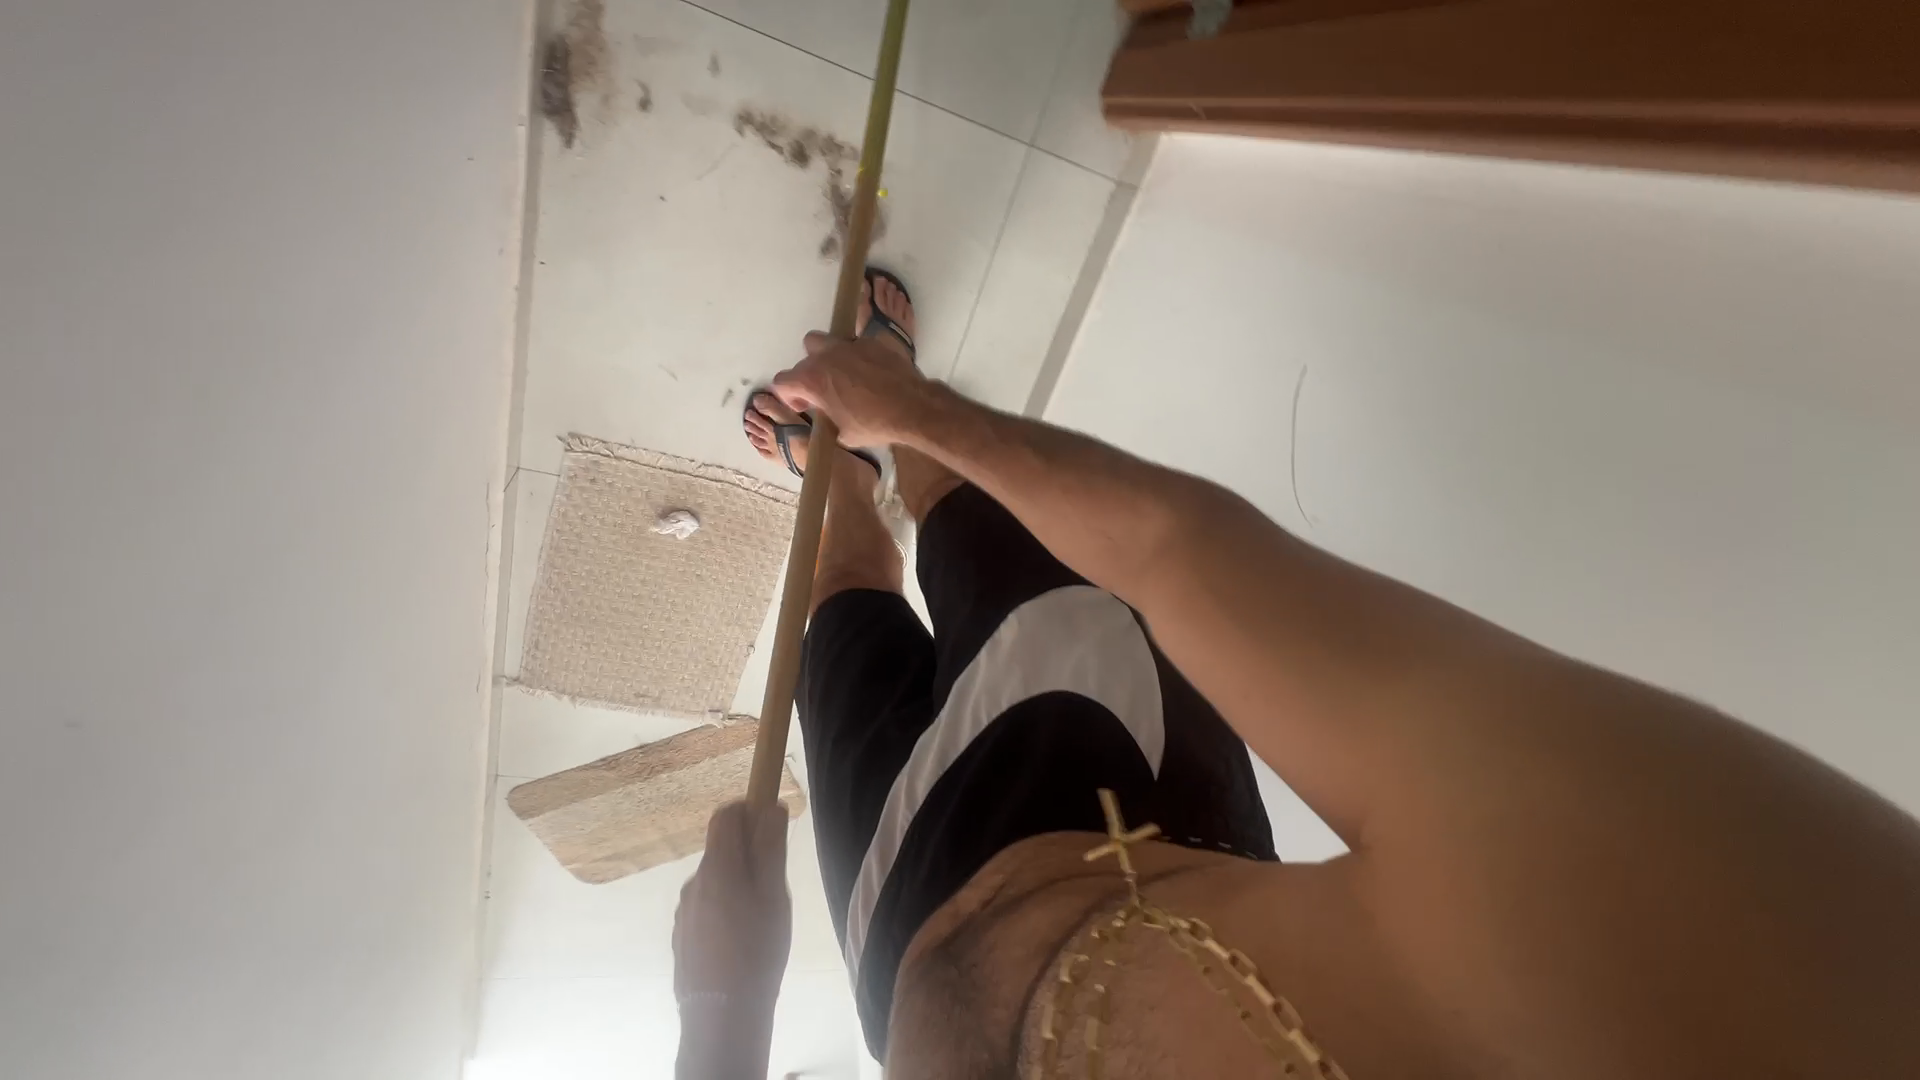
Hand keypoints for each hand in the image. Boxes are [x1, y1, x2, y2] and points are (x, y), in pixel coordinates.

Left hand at [672, 800, 791, 1008]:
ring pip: (715, 879)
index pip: (724, 815)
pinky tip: (740, 939)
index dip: (748, 810)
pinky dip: (724, 908)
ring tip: (760, 917)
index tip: (769, 827)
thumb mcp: (774, 893)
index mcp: (717, 867)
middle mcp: (694, 882)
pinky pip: (706, 906)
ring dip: (736, 883)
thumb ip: (770, 845)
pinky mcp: (682, 936)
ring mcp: (684, 911)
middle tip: (774, 881)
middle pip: (721, 848)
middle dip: (748, 852)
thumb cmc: (757, 947)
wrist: (722, 1015)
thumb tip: (769, 806)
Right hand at [769, 332, 941, 448]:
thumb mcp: (843, 434)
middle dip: (808, 379)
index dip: (789, 396)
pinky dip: (855, 356)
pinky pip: (853, 344)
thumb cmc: (874, 425)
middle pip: (803, 362)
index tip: (805, 407)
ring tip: (841, 375)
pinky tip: (869, 373)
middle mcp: (825, 357)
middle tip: (825, 396)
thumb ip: (826, 421)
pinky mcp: (871, 341)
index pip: (781, 382)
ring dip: (825, 357)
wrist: (912, 407)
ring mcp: (848, 345)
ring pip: (822, 342)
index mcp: (812, 380)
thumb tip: (827, 418)